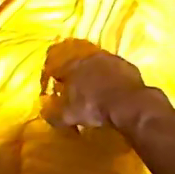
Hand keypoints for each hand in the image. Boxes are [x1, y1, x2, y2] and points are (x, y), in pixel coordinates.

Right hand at [43, 39, 170, 132]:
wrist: (128, 104)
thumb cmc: (93, 107)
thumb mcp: (68, 116)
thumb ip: (53, 114)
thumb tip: (46, 114)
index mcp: (72, 65)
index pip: (57, 65)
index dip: (54, 75)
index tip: (55, 84)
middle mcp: (90, 57)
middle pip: (78, 61)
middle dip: (74, 72)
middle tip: (74, 85)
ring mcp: (110, 59)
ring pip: (97, 63)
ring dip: (94, 73)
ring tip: (94, 86)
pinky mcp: (127, 66)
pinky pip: (114, 70)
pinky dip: (111, 77)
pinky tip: (112, 88)